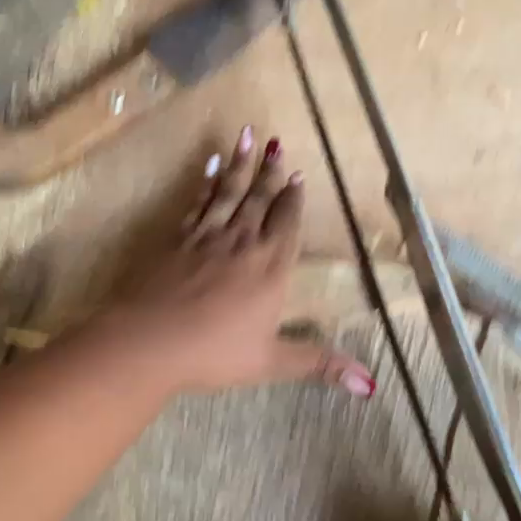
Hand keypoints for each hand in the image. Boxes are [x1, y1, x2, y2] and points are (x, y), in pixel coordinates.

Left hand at [98, 126, 374, 396]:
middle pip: (260, 200)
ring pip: (228, 193)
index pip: (287, 225)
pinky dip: (205, 183)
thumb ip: (320, 364)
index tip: (297, 174)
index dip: (293, 200)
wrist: (149, 341)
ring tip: (247, 136)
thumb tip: (371, 385)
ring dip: (240, 164)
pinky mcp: (175, 239)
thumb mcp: (272, 362)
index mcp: (271, 269)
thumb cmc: (214, 354)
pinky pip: (196, 202)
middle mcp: (242, 244)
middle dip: (270, 172)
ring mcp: (206, 237)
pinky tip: (209, 167)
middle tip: (276, 143)